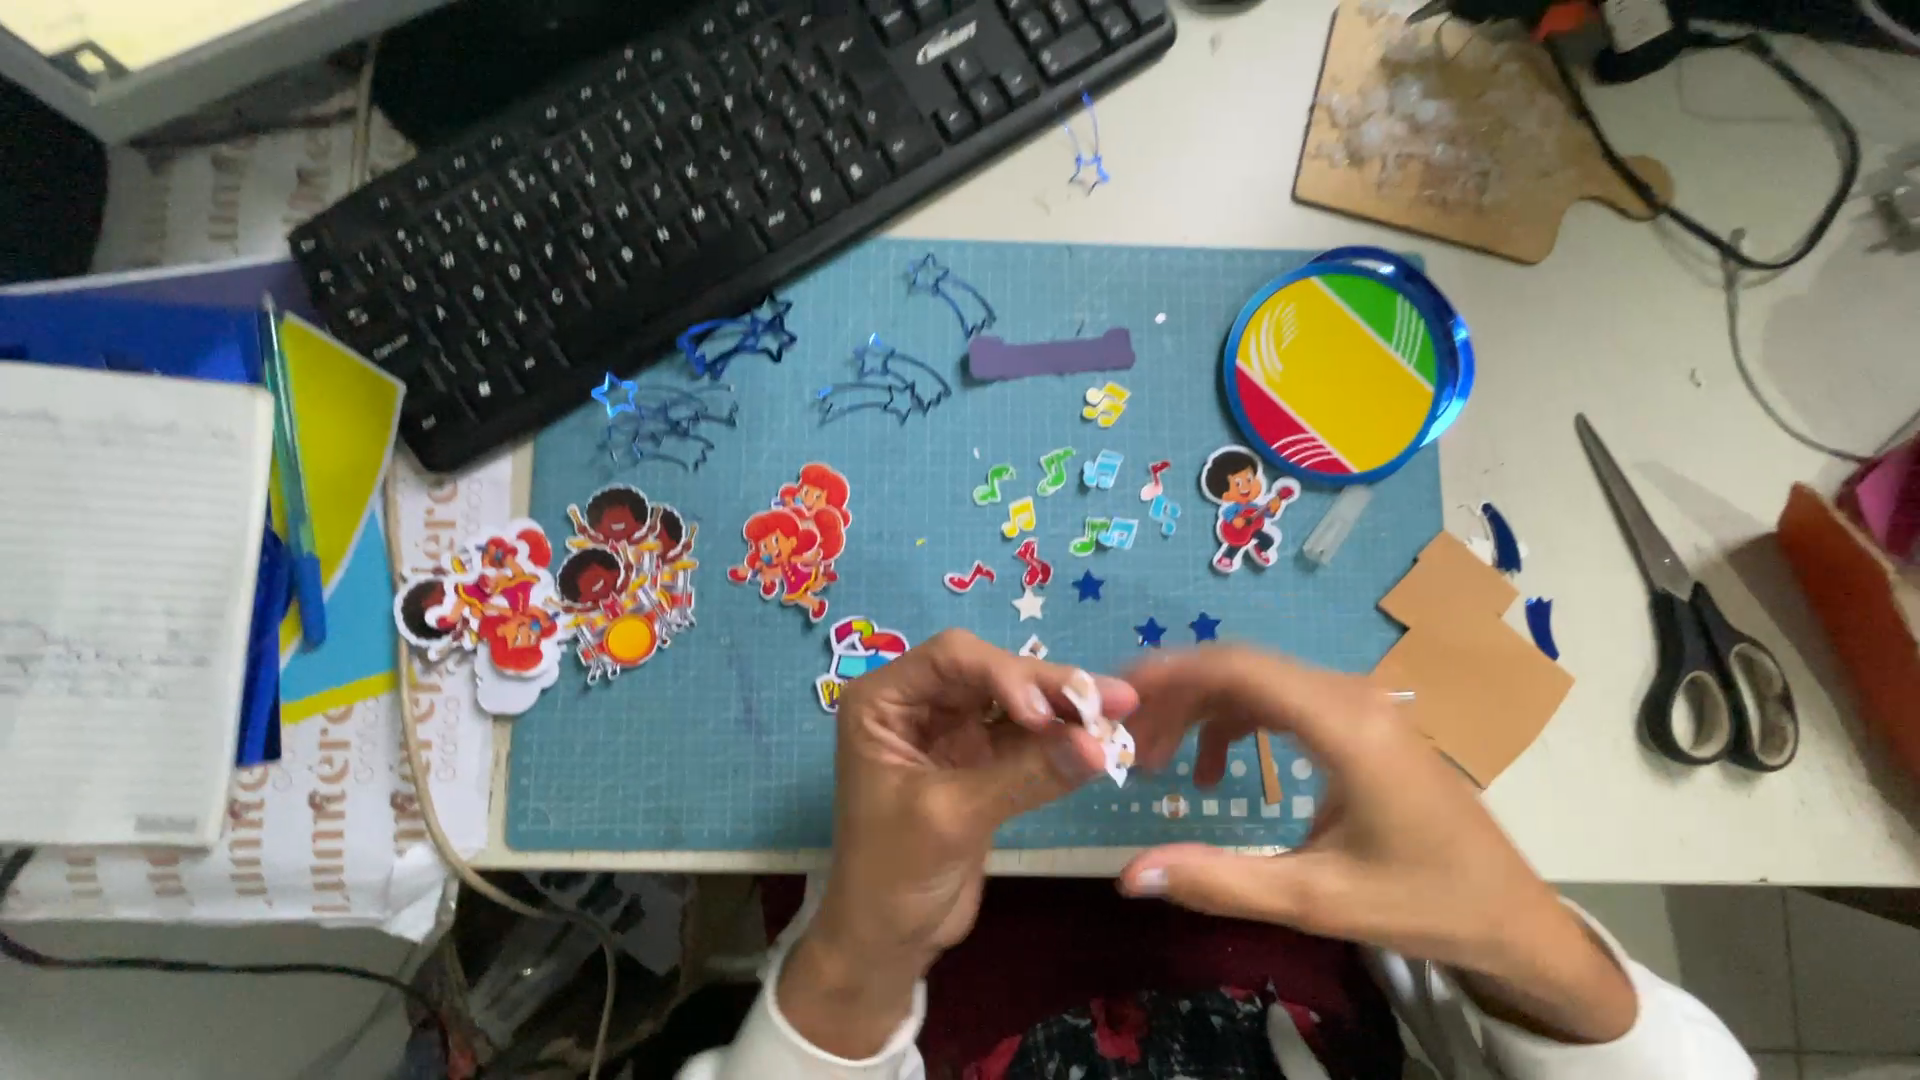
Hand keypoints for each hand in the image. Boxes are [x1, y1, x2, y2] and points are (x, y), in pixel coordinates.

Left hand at [781, 630, 1136, 1057]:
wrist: (887, 938)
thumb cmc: (893, 872)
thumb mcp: (951, 816)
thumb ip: (1024, 775)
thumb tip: (1100, 745)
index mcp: (884, 700)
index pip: (952, 658)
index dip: (1005, 674)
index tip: (1046, 714)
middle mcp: (918, 702)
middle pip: (991, 673)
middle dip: (1048, 686)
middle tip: (1114, 697)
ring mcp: (951, 730)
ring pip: (1014, 701)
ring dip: (1064, 708)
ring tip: (1121, 711)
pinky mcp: (980, 760)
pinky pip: (1026, 737)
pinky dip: (1061, 739)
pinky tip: (1101, 739)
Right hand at [1117, 647, 1636, 1044]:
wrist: (1514, 917)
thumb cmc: (1422, 905)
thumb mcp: (1316, 901)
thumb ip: (1220, 883)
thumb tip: (1130, 876)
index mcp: (1344, 726)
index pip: (1237, 669)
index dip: (1169, 674)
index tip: (1117, 698)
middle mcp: (1349, 696)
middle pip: (1238, 667)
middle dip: (1173, 697)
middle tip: (1126, 741)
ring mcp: (1356, 703)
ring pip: (1253, 680)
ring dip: (1198, 710)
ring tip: (1156, 758)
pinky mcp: (1356, 719)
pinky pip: (1276, 700)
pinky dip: (1232, 722)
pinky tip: (1214, 770)